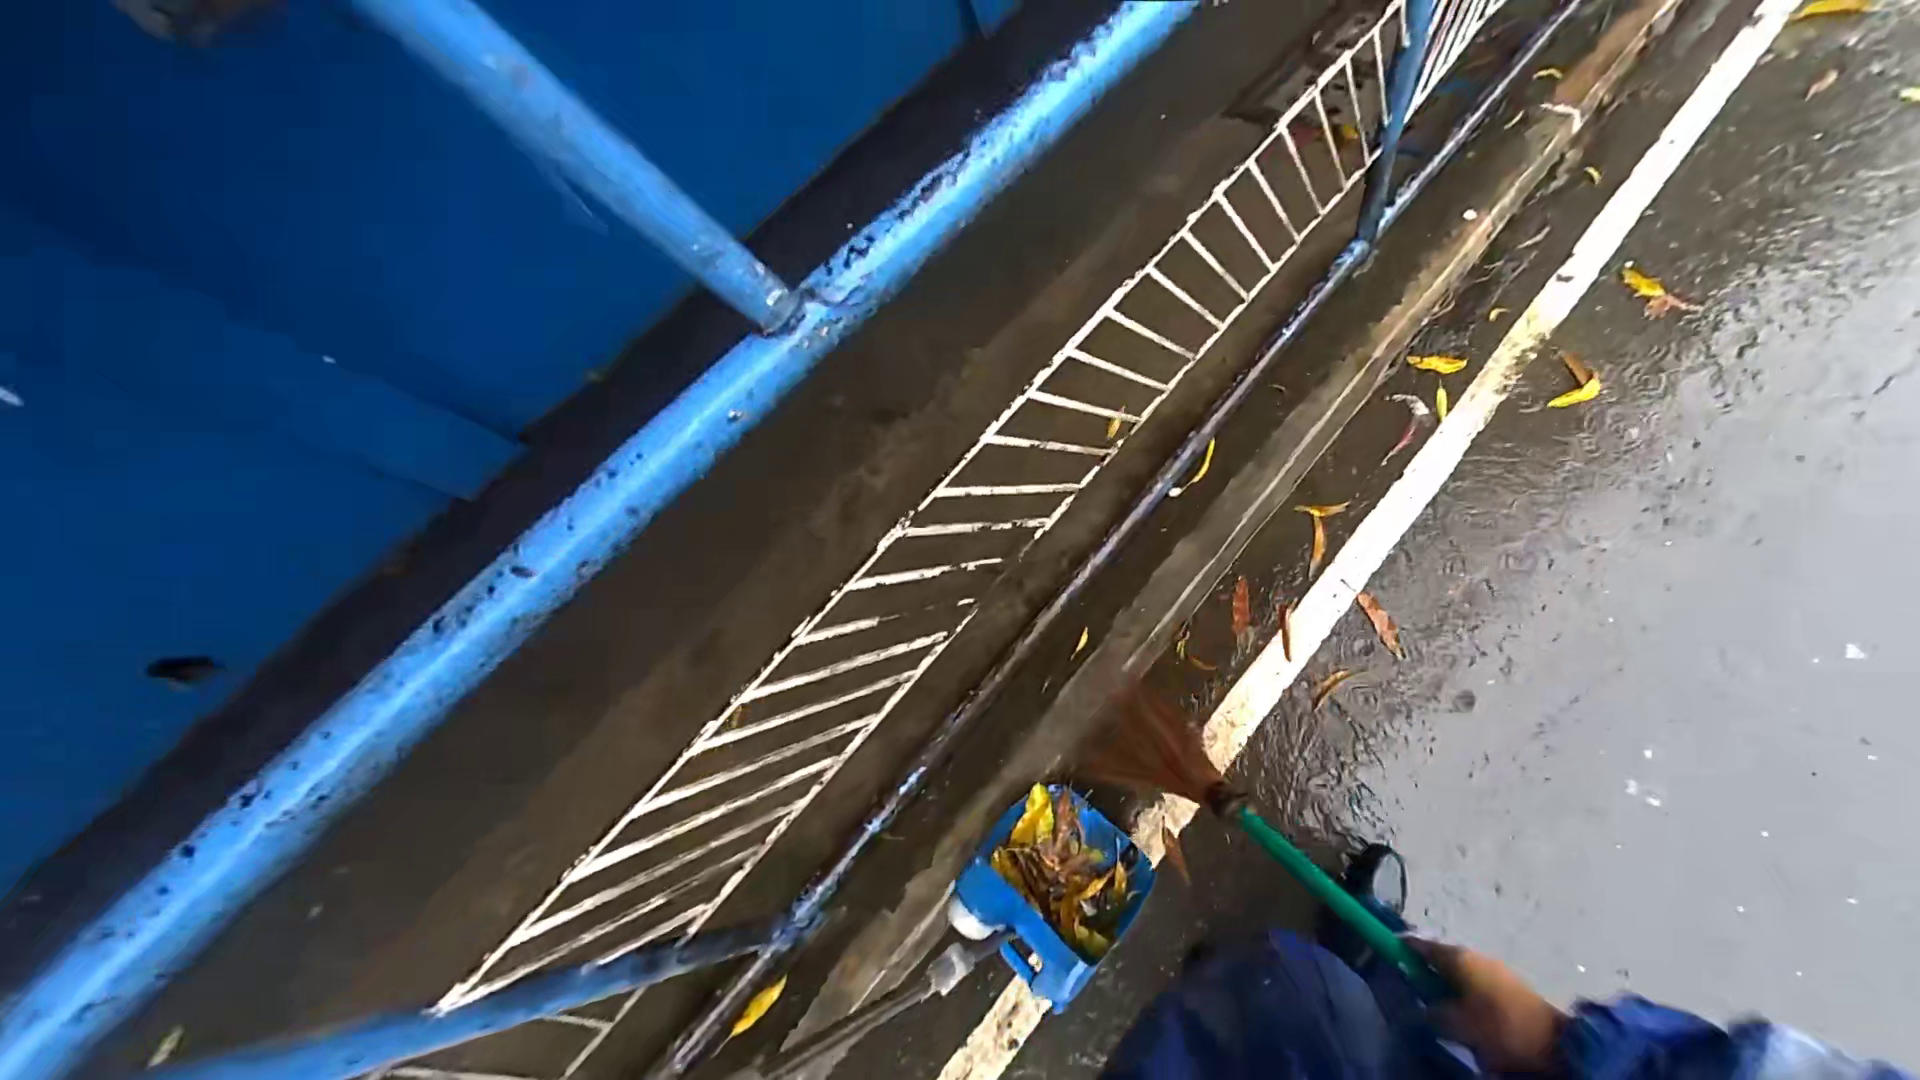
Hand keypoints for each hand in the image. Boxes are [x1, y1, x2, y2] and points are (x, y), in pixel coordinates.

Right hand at [1410, 938, 1566, 1073]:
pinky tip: (1474, 1019)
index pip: (1414, 944)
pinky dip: (1469, 998)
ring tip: (1449, 1015)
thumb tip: (1415, 1009)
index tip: (1385, 960)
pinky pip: (1478, 987)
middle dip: (1426, 977)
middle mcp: (1472, 954)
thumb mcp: (1457, 1025)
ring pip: (1459, 975)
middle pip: (1437, 960)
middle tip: (1421, 999)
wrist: (1563, 1047)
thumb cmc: (1501, 1027)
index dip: (1396, 950)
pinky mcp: (1512, 987)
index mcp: (1454, 955)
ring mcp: (1495, 969)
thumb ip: (1429, 1013)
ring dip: (1449, 990)